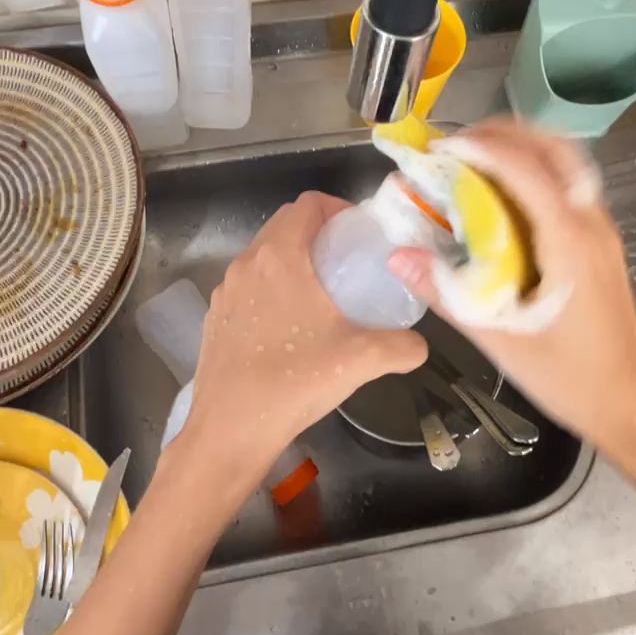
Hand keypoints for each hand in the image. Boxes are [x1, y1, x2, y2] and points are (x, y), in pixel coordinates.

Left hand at [177, 192, 427, 486]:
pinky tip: (291, 327)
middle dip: (318, 232)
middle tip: (349, 261)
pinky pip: (249, 287)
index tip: (360, 235)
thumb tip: (420, 346)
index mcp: (279, 257)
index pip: (307, 204)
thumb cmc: (294, 382)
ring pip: (263, 256)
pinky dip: (272, 289)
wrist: (229, 430)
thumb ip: (402, 347)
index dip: (338, 208)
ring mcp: (225, 292)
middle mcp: (246, 265)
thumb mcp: (361, 360)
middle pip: (284, 224)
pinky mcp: (214, 319)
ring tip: (323, 292)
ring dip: (293, 260)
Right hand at [388, 119, 635, 445]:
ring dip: (521, 149)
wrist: (629, 405)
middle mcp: (592, 224)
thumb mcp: (501, 341)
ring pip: (565, 164)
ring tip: (474, 159)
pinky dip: (533, 174)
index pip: (526, 170)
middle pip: (554, 149)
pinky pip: (567, 188)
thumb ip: (448, 295)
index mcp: (570, 242)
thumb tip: (398, 257)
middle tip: (456, 144)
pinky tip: (501, 196)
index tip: (440, 148)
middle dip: (504, 134)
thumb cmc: (570, 379)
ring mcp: (602, 231)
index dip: (482, 148)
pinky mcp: (600, 243)